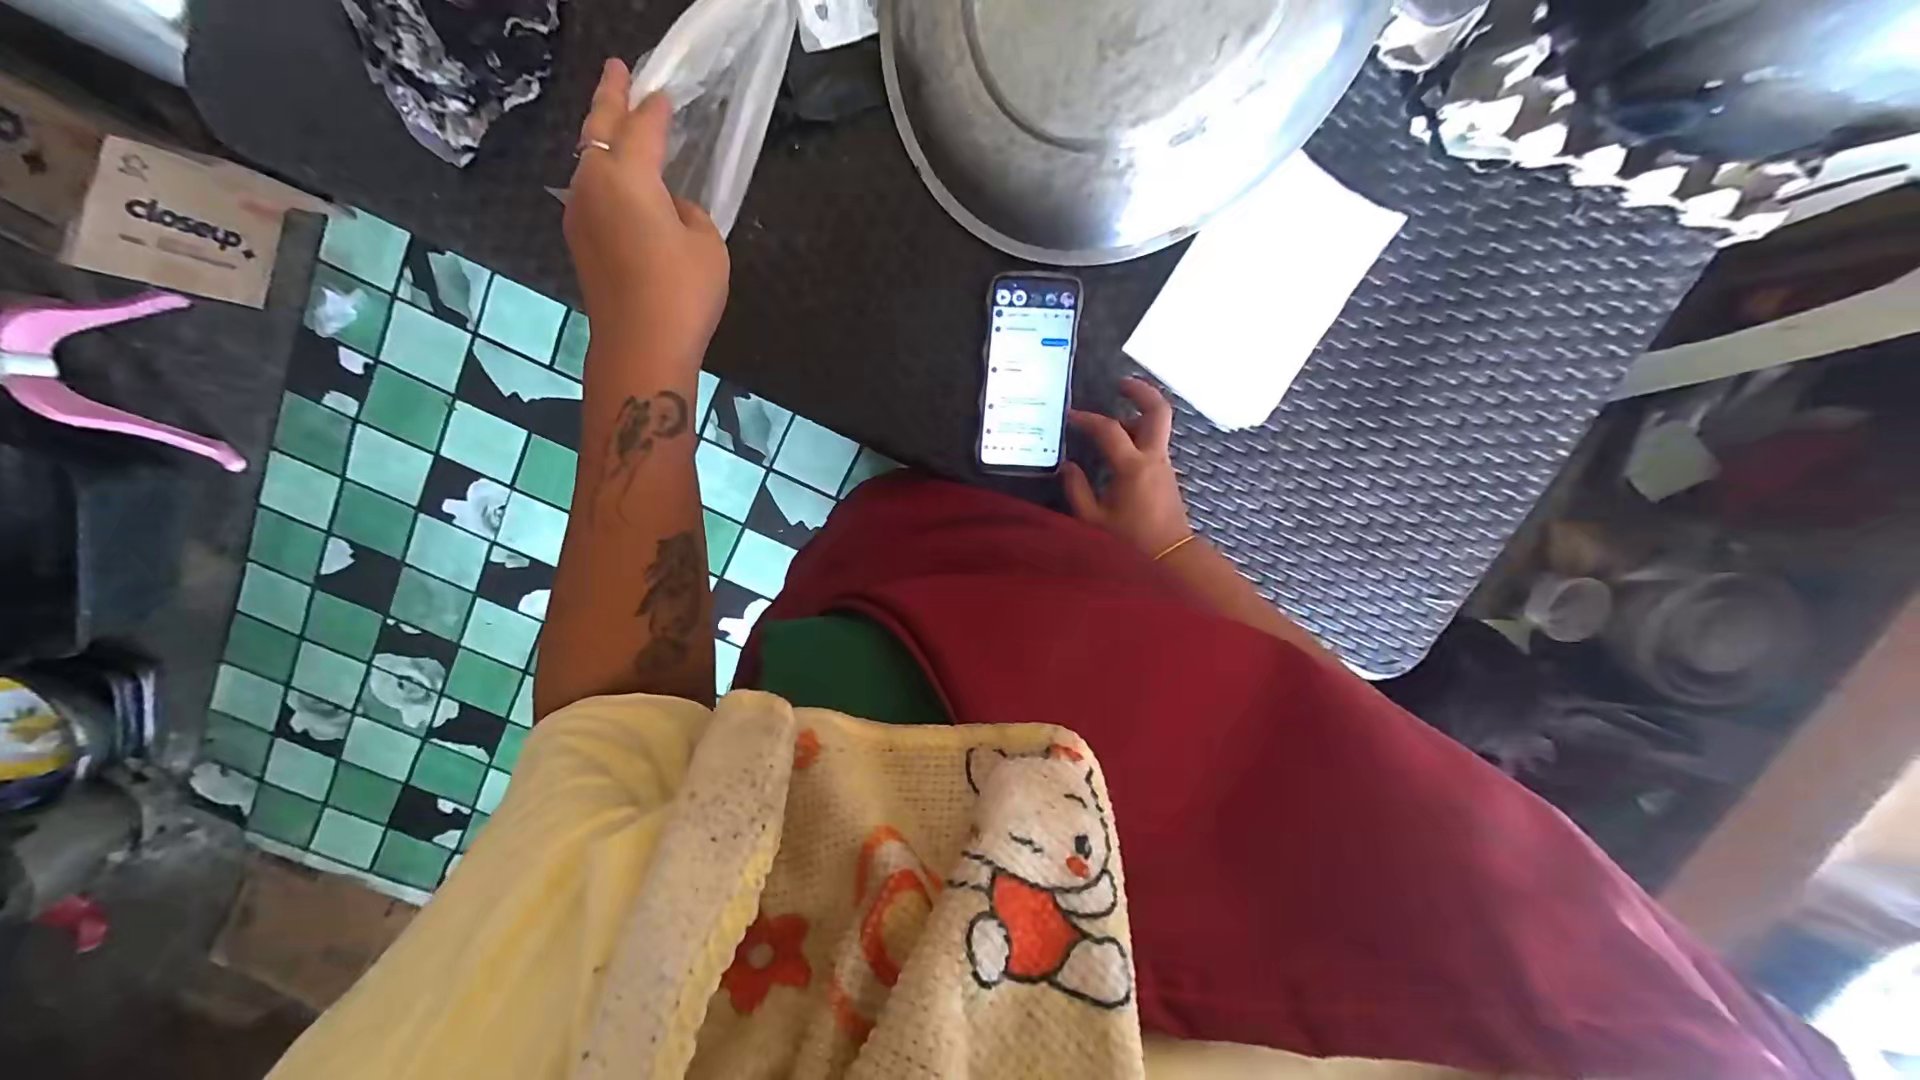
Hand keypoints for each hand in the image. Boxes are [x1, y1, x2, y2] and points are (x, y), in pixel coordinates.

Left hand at [565, 59, 729, 369]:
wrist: (640, 345)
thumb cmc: (682, 294)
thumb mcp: (709, 246)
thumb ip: (691, 213)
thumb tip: (672, 207)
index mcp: (628, 175)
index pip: (643, 127)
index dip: (656, 108)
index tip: (664, 91)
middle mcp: (593, 183)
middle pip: (598, 129)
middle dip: (609, 97)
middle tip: (618, 72)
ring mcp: (579, 213)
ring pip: (589, 160)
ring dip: (603, 138)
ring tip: (619, 125)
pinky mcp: (579, 242)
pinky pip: (591, 192)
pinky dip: (604, 176)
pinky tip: (622, 185)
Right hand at [1063, 378, 1192, 557]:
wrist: (1169, 557)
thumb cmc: (1129, 542)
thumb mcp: (1093, 519)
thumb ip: (1077, 489)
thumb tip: (1068, 466)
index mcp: (1134, 468)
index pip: (1110, 430)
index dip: (1088, 419)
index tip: (1071, 416)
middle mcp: (1154, 459)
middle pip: (1158, 411)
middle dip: (1141, 391)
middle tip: (1121, 383)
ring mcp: (1164, 465)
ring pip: (1156, 426)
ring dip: (1136, 416)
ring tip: (1109, 424)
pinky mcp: (1165, 474)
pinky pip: (1152, 444)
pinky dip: (1136, 435)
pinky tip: (1116, 448)